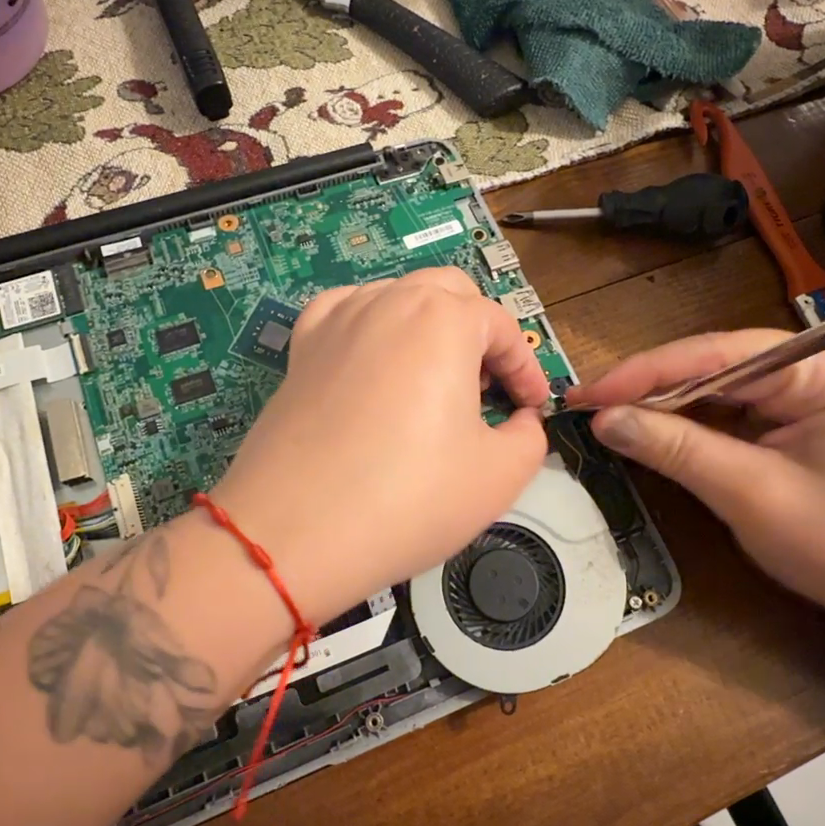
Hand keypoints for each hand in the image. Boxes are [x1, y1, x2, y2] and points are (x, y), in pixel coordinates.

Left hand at [209, 268, 549, 625]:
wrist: (294, 533)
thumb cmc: (408, 499)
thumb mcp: (499, 475)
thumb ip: (528, 435)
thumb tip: (519, 420)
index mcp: (442, 318)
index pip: (502, 326)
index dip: (525, 368)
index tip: (530, 407)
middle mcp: (387, 301)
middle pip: (448, 293)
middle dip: (478, 331)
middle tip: (486, 387)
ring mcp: (336, 321)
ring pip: (395, 297)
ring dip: (427, 326)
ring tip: (433, 382)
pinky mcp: (300, 350)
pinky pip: (344, 315)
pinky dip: (370, 327)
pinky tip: (374, 364)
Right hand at [565, 330, 824, 617]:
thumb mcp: (754, 496)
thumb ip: (677, 450)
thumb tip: (604, 419)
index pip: (721, 356)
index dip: (646, 373)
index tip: (586, 392)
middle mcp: (820, 365)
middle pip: (716, 365)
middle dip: (651, 388)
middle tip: (586, 404)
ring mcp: (810, 391)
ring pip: (717, 388)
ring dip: (663, 406)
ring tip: (604, 416)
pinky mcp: (798, 419)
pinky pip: (731, 413)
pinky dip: (689, 426)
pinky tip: (648, 431)